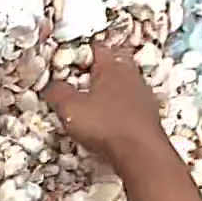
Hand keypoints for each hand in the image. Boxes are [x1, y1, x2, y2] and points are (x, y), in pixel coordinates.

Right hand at [41, 44, 169, 170]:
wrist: (140, 152)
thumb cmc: (105, 124)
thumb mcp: (70, 109)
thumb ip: (57, 93)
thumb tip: (51, 87)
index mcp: (111, 67)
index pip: (97, 48)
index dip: (82, 53)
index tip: (70, 62)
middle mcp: (131, 76)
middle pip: (115, 65)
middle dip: (100, 71)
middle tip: (84, 80)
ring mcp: (143, 96)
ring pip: (125, 86)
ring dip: (112, 91)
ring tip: (95, 103)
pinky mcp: (150, 117)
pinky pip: (132, 106)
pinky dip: (120, 111)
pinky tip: (110, 123)